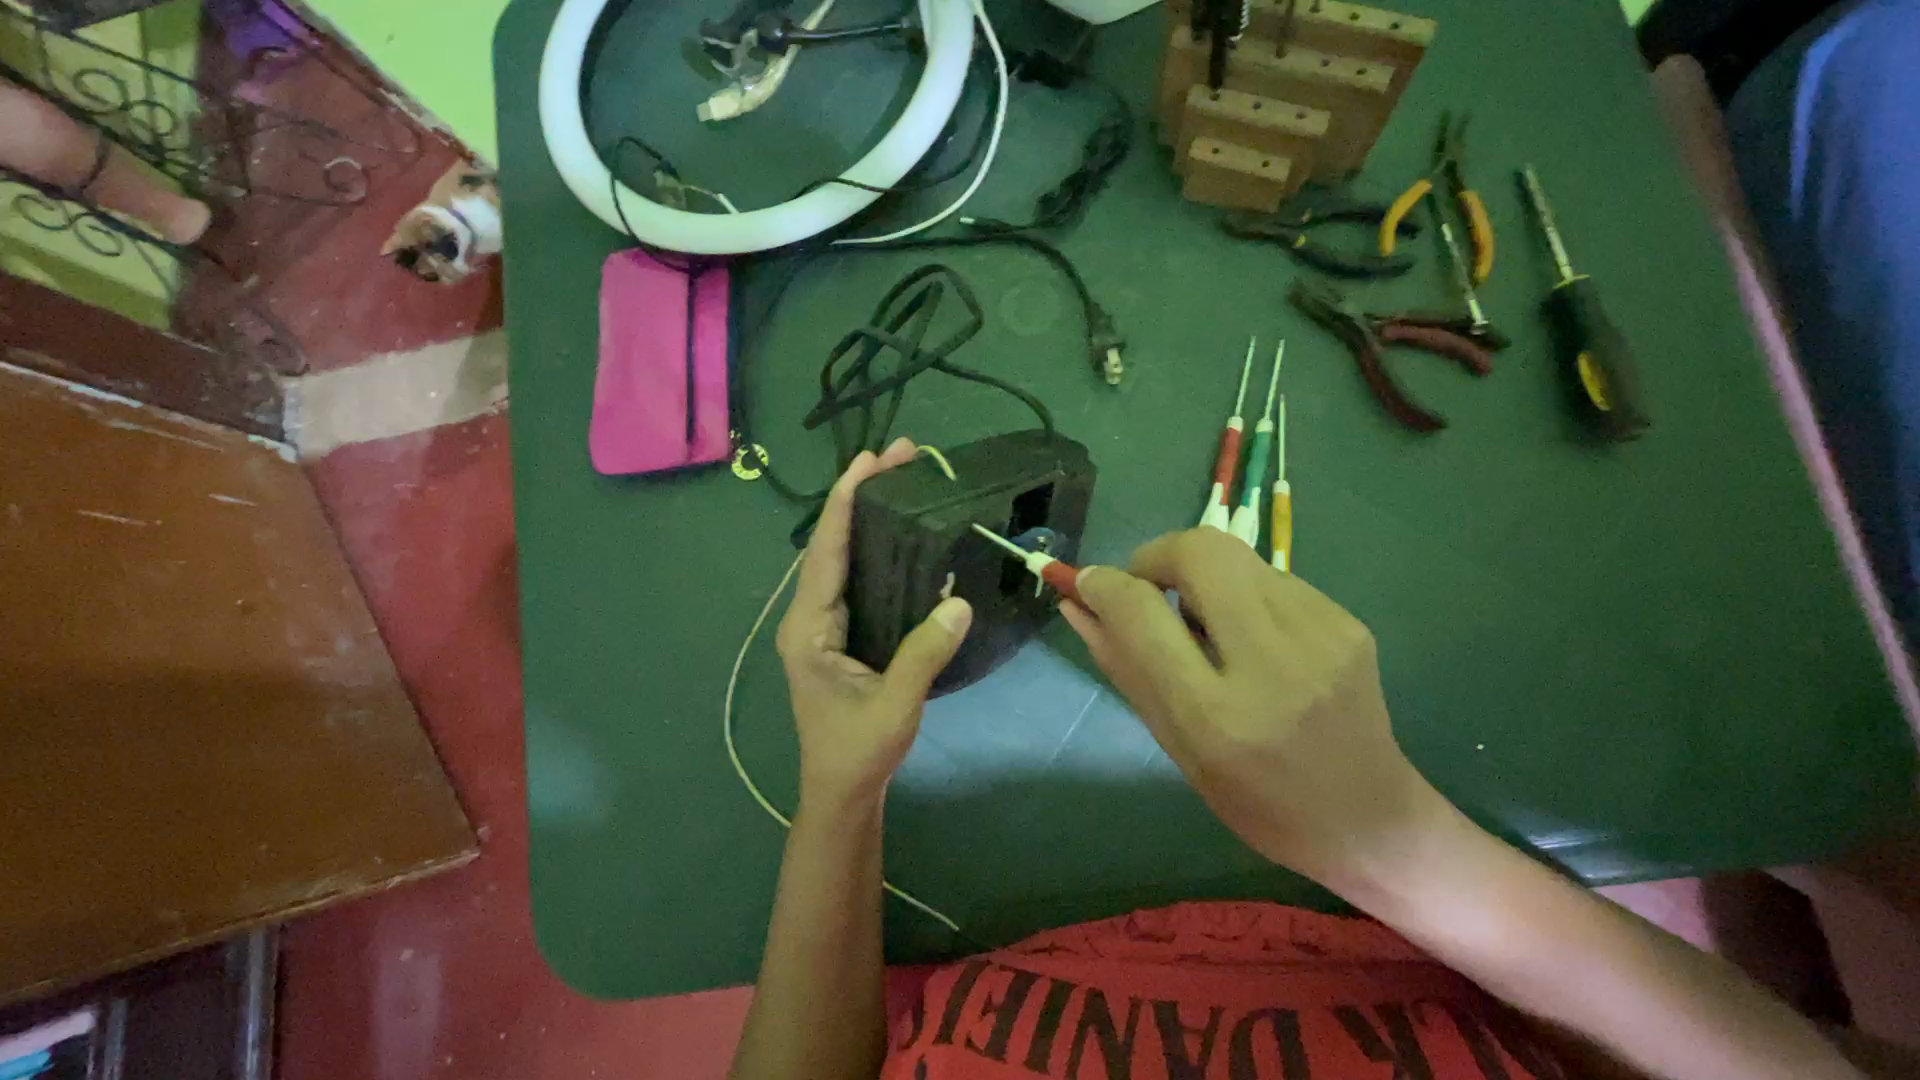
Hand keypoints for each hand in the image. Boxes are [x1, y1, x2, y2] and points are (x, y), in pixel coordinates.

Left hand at [776, 439, 972, 810]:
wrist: (842, 790)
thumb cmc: (859, 751)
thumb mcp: (895, 705)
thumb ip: (923, 654)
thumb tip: (958, 601)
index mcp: (808, 628)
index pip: (824, 551)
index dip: (844, 502)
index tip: (869, 461)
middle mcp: (808, 617)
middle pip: (830, 543)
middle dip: (859, 496)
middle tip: (898, 455)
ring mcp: (820, 625)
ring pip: (841, 558)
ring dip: (866, 518)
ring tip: (900, 480)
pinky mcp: (838, 633)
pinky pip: (854, 578)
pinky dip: (872, 548)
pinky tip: (899, 534)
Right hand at [1059, 528, 1446, 888]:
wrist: (1368, 819)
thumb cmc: (1255, 799)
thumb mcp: (1175, 745)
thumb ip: (1124, 666)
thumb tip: (1077, 603)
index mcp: (1217, 716)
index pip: (1142, 613)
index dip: (1103, 585)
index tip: (1088, 583)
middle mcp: (1273, 664)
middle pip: (1199, 551)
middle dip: (1156, 556)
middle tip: (1148, 591)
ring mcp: (1321, 635)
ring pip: (1235, 556)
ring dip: (1200, 576)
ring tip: (1206, 628)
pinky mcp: (1348, 622)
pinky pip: (1271, 578)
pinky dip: (1241, 594)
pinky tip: (1251, 639)